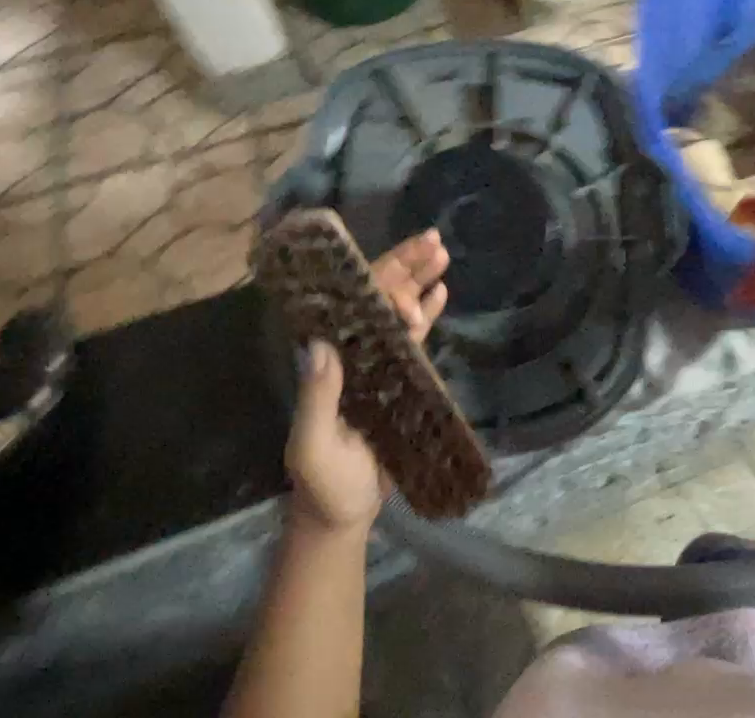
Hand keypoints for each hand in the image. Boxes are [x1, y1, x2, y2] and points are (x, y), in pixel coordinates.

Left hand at [286, 230, 449, 535]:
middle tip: (434, 241)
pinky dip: (427, 311)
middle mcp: (354, 351)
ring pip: (399, 310)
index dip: (379, 279)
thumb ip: (317, 397)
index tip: (406, 266)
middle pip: (379, 297)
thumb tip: (321, 343)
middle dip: (405, 266)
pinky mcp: (400, 377)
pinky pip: (413, 337)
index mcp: (330, 359)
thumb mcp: (312, 442)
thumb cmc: (324, 480)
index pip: (354, 305)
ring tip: (442, 255)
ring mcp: (378, 362)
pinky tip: (441, 291)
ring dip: (419, 280)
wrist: (344, 513)